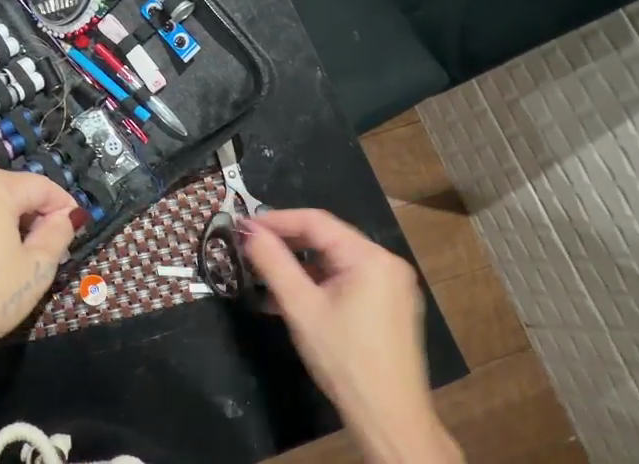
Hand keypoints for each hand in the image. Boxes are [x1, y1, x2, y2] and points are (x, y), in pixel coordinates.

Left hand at [0, 169, 78, 367]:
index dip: (64, 205)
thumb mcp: (37, 267)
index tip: (76, 228)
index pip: (41, 186)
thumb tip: (67, 216)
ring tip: (19, 252)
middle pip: (13, 188)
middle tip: (50, 245)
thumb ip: (59, 232)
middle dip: (35, 212)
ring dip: (9, 217)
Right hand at [241, 210, 460, 463]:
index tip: (245, 226)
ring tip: (266, 278)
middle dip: (288, 244)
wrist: (390, 418)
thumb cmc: (344, 359)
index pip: (316, 221)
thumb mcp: (301, 308)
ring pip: (336, 262)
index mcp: (370, 257)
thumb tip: (248, 230)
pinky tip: (294, 299)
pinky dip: (320, 285)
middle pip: (328, 240)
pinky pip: (349, 281)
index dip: (277, 220)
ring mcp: (393, 286)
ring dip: (301, 267)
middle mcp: (387, 263)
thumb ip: (273, 263)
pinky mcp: (391, 307)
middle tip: (252, 249)